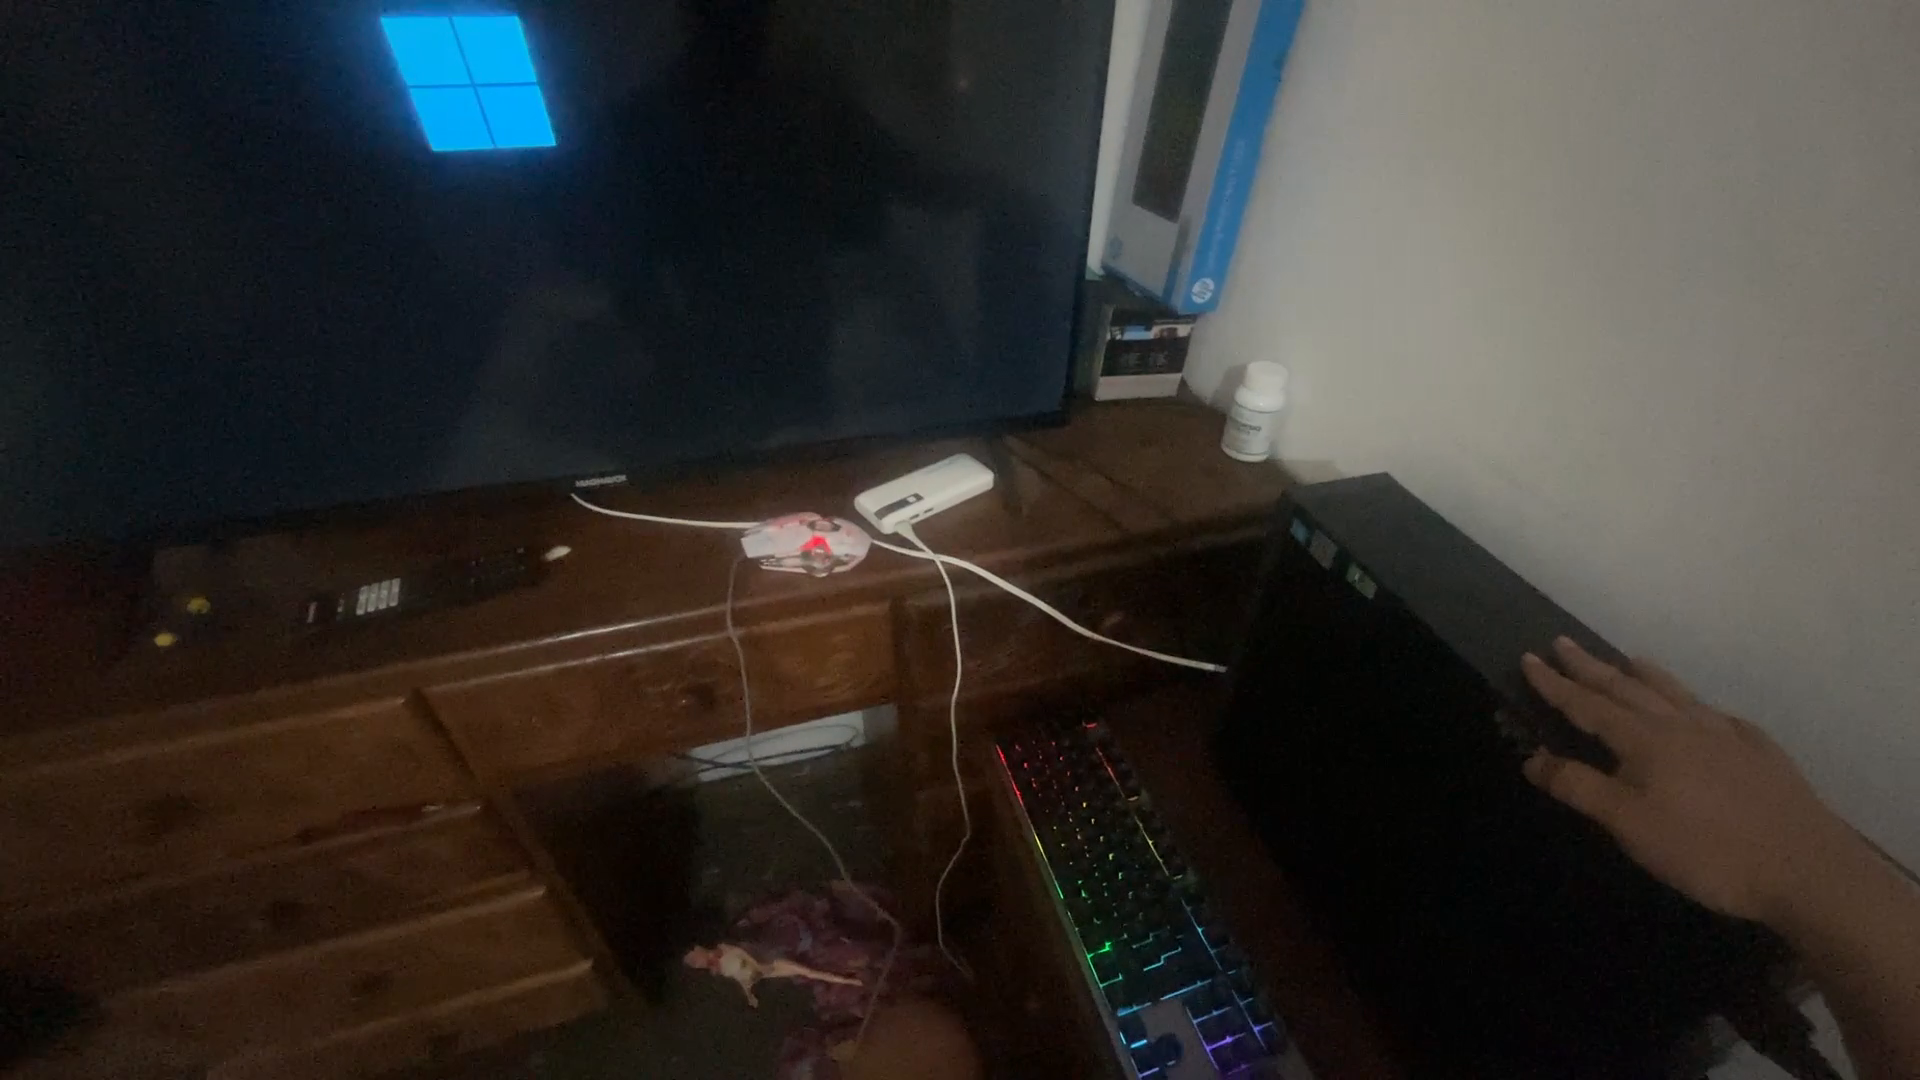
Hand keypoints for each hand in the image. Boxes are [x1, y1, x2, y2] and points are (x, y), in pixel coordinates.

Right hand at [1520, 637, 1867, 926]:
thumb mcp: (1626, 823)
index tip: (1527, 658)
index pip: (1586, 704)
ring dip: (1646, 675)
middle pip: (1627, 689)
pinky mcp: (1766, 760)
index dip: (1553, 683)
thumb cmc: (1706, 850)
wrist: (1814, 880)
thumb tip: (1532, 758)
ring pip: (1677, 696)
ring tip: (1629, 659)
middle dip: (1590, 667)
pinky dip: (1705, 708)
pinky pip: (1726, 721)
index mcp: (1644, 740)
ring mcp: (1729, 741)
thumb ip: (1577, 786)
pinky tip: (1708, 713)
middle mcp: (1683, 728)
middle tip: (1563, 643)